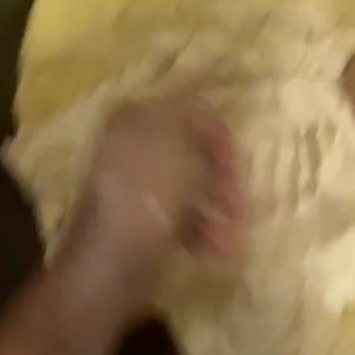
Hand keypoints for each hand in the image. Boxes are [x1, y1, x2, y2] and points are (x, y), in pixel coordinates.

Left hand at [58, 94, 244, 316]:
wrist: (112, 265)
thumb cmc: (148, 193)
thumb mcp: (176, 139)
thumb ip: (192, 111)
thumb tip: (203, 89)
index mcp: (136, 120)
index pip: (188, 108)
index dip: (217, 129)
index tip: (238, 156)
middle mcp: (133, 148)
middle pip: (193, 149)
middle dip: (223, 175)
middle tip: (241, 198)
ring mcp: (137, 188)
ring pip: (191, 186)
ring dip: (219, 207)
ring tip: (235, 233)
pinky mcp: (143, 223)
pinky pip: (181, 216)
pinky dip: (202, 229)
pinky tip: (218, 248)